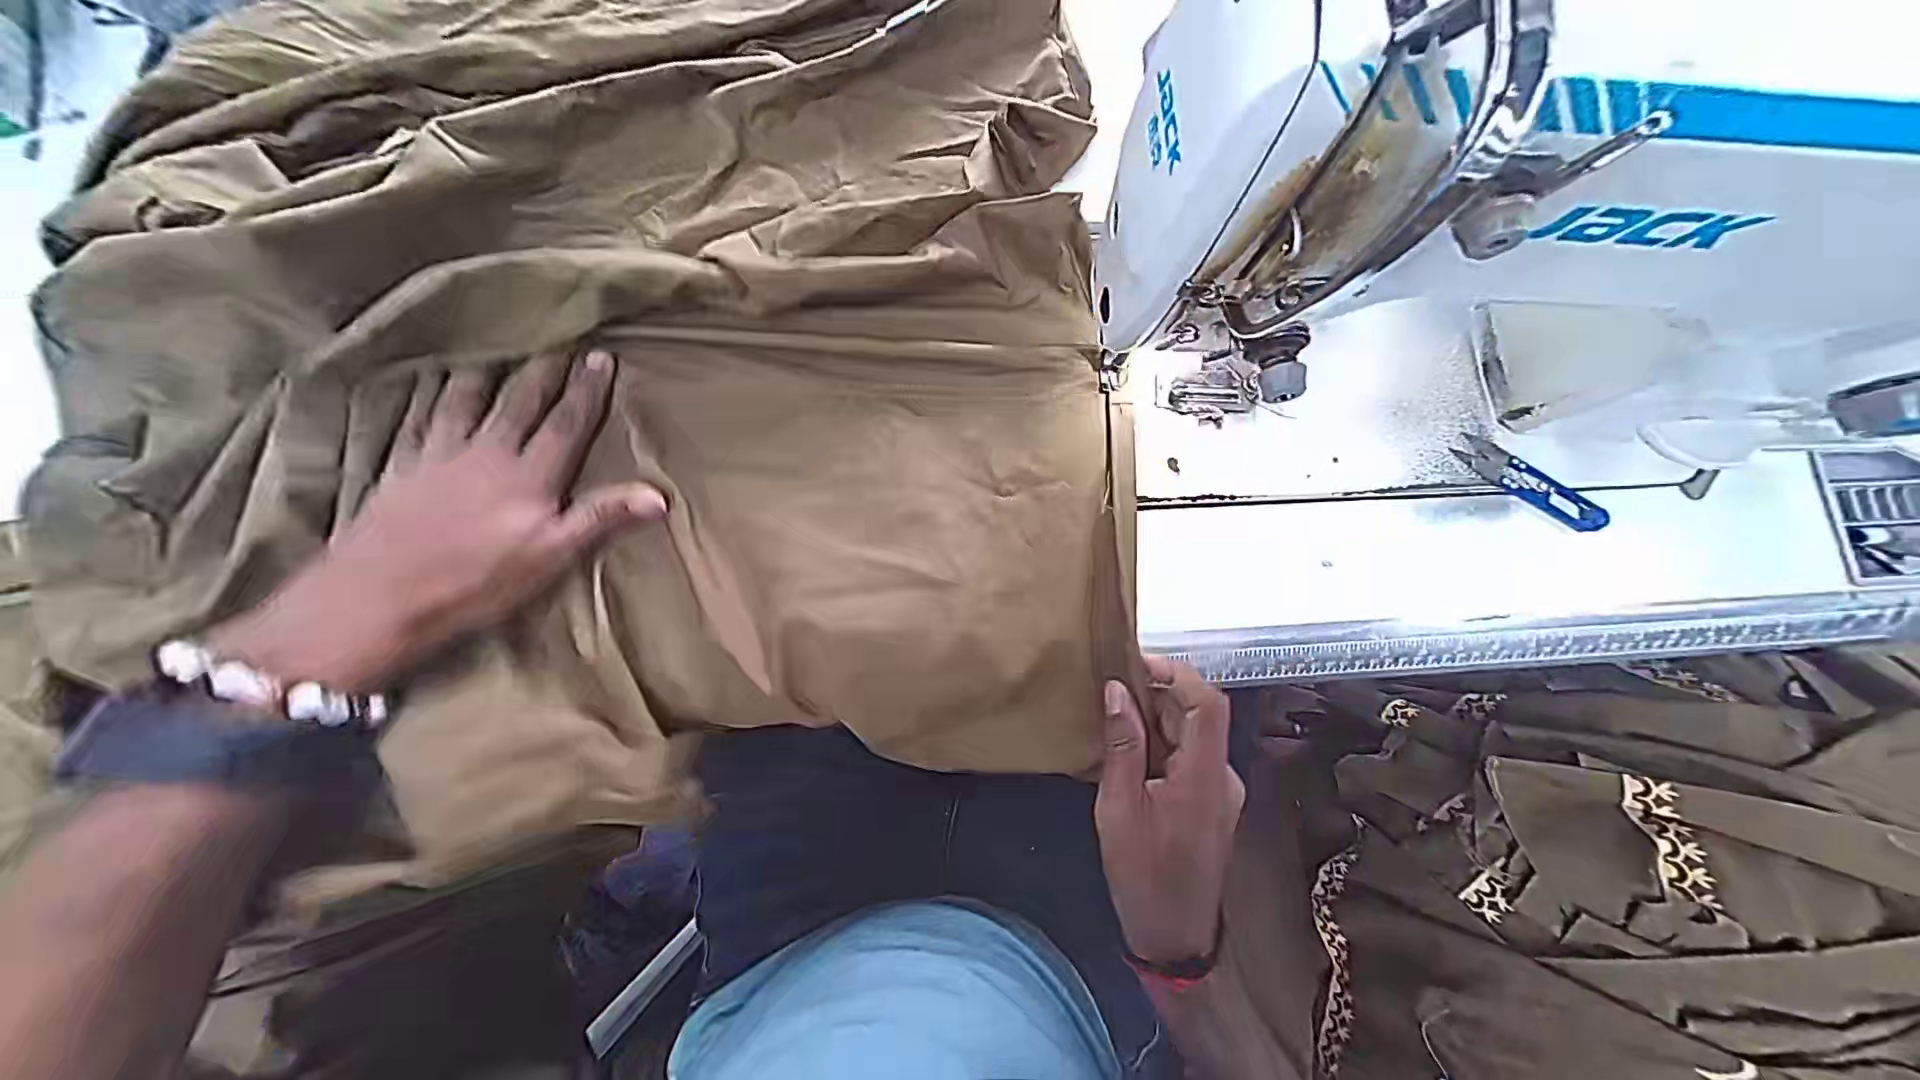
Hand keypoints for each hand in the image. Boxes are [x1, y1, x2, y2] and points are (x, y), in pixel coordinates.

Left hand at [208, 349, 666, 689]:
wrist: (377, 596)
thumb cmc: (477, 581)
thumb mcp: (552, 556)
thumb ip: (602, 518)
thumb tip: (660, 496)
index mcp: (529, 476)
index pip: (566, 425)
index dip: (586, 392)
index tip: (600, 358)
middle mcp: (486, 454)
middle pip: (519, 403)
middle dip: (543, 373)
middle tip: (556, 344)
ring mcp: (439, 457)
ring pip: (465, 401)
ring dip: (485, 375)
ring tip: (494, 353)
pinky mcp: (401, 468)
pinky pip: (417, 418)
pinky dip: (427, 396)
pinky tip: (427, 385)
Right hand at [1095, 655, 1245, 964]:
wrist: (1176, 938)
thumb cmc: (1144, 877)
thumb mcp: (1118, 810)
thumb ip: (1121, 747)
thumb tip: (1115, 691)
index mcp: (1205, 777)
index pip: (1207, 704)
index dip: (1176, 673)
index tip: (1134, 663)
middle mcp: (1223, 775)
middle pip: (1201, 712)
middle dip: (1158, 689)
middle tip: (1113, 683)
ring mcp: (1221, 787)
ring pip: (1194, 731)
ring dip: (1158, 713)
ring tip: (1114, 708)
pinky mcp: (1212, 798)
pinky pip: (1190, 751)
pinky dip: (1162, 736)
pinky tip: (1130, 743)